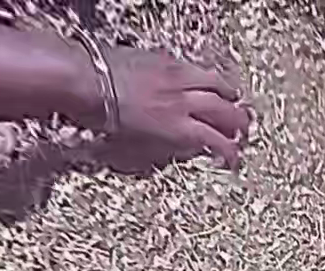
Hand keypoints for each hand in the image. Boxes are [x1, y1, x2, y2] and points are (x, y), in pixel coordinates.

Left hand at [105, 47, 249, 166]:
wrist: (80, 79)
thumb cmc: (106, 116)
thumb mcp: (146, 145)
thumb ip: (175, 144)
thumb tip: (192, 145)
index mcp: (180, 128)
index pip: (220, 143)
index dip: (232, 154)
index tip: (234, 160)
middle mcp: (183, 102)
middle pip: (225, 111)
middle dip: (239, 123)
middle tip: (243, 129)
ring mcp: (173, 77)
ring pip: (215, 83)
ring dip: (228, 93)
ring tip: (233, 99)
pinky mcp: (159, 58)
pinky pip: (191, 67)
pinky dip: (203, 76)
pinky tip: (203, 80)